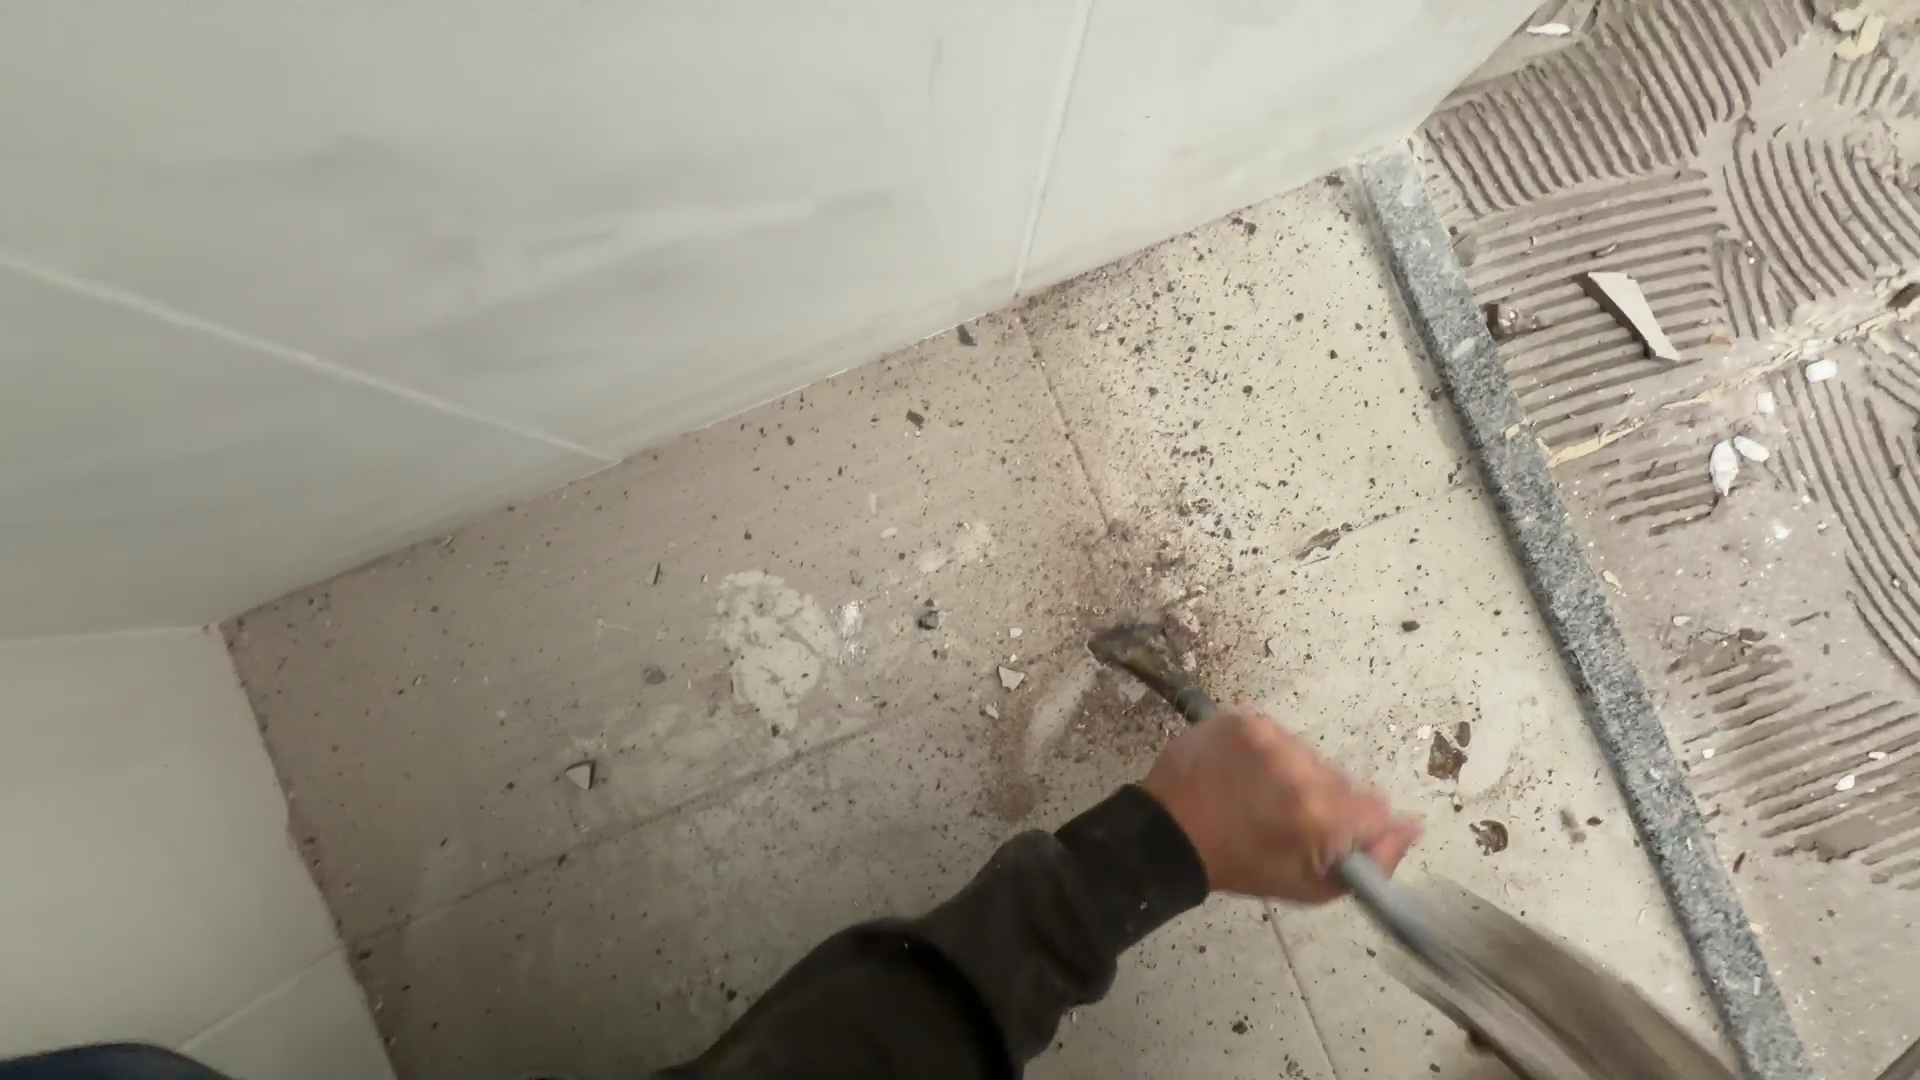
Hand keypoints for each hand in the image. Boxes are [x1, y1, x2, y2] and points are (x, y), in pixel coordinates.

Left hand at [1141, 709, 1421, 901]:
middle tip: (1289, 816)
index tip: (1332, 831)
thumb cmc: (1240, 863)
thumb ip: (1373, 861)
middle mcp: (1298, 766)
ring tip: (1264, 794)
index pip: (1375, 808)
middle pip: (1342, 780)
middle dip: (1326, 799)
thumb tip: (1410, 826)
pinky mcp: (1244, 720)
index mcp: (1319, 811)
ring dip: (1298, 773)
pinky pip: (1279, 737)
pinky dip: (1272, 754)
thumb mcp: (1311, 885)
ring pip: (1310, 756)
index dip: (1357, 824)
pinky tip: (1250, 774)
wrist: (1172, 829)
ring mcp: (1268, 737)